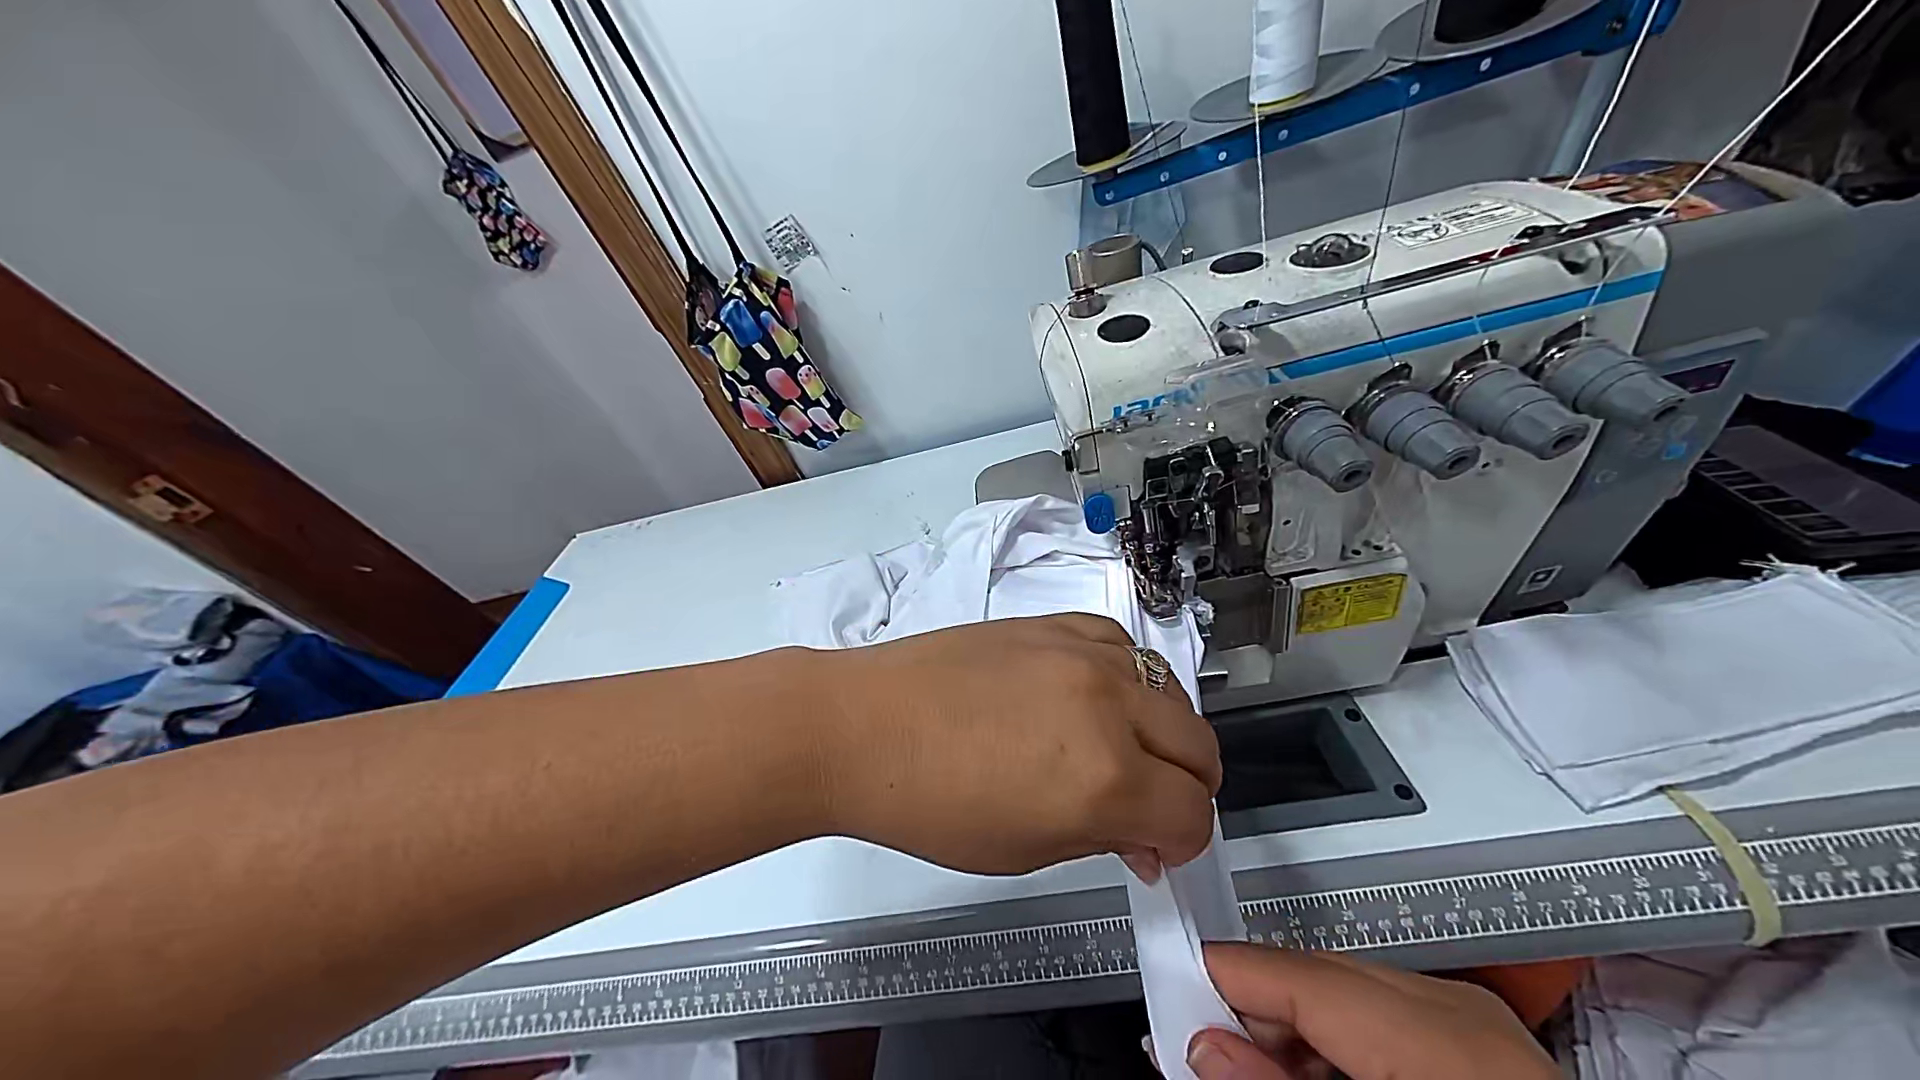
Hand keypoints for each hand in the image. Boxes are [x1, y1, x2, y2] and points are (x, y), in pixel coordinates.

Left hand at [809, 614, 1219, 875]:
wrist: (863, 726)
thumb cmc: (928, 805)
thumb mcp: (1022, 850)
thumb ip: (1101, 838)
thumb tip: (1144, 840)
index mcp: (1104, 779)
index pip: (1193, 815)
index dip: (1180, 843)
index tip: (1152, 847)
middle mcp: (1109, 706)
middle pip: (1200, 747)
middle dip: (1185, 787)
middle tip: (1144, 804)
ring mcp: (1082, 654)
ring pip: (1170, 688)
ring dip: (1161, 728)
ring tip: (1118, 747)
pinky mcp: (1053, 624)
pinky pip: (1121, 643)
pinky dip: (1126, 676)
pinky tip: (1094, 695)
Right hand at [1175, 944, 1558, 1079]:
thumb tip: (1206, 1051)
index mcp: (1437, 1034)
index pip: (1292, 970)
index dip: (1219, 975)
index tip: (1170, 997)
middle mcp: (1458, 1011)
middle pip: (1312, 974)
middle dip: (1251, 1008)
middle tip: (1205, 1055)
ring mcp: (1474, 1022)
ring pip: (1341, 991)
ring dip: (1290, 1026)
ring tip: (1257, 1071)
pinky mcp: (1480, 1038)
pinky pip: (1380, 1013)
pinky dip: (1336, 1040)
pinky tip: (1313, 1074)